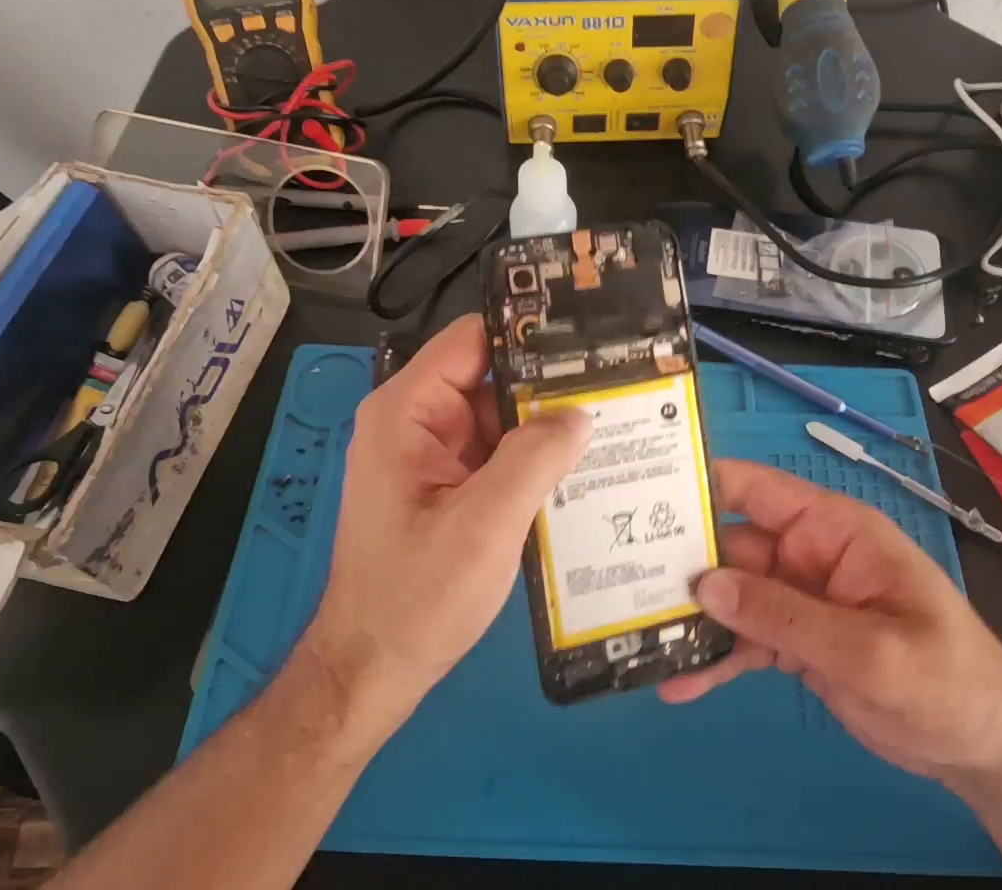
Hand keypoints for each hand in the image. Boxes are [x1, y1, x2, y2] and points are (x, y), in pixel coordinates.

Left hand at [303, 314, 591, 708]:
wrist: (377, 669)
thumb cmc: (417, 598)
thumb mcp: (482, 527)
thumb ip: (534, 460)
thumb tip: (581, 415)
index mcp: (407, 413)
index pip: (472, 341)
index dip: (529, 332)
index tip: (592, 335)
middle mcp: (418, 423)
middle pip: (493, 377)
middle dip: (552, 382)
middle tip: (624, 379)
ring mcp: (434, 457)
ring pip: (504, 418)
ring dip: (551, 424)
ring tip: (622, 416)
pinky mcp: (451, 488)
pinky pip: (501, 455)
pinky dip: (539, 458)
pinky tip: (589, 463)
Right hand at [660, 460, 1001, 784]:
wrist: (983, 746)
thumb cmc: (946, 678)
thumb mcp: (869, 649)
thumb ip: (786, 616)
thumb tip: (704, 586)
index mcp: (832, 530)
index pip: (756, 490)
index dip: (701, 483)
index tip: (640, 490)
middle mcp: (807, 555)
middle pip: (729, 546)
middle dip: (678, 562)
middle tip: (615, 580)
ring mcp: (799, 600)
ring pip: (729, 597)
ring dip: (689, 618)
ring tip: (635, 639)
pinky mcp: (795, 641)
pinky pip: (744, 639)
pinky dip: (714, 658)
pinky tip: (678, 683)